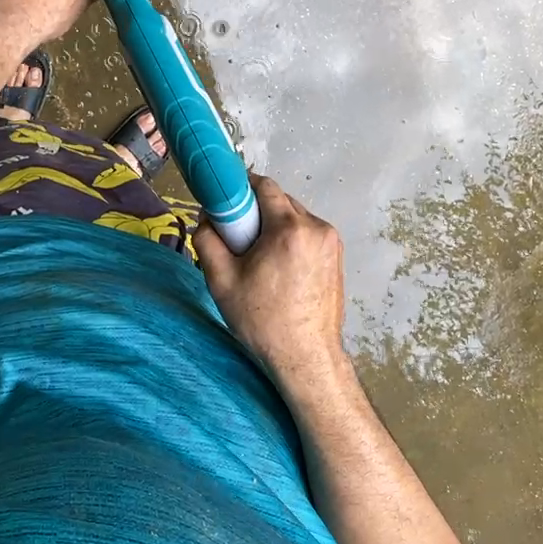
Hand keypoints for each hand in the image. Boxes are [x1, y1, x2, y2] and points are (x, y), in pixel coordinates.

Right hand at [194, 175, 347, 384]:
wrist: (306, 357)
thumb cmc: (262, 321)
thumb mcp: (221, 280)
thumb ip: (207, 240)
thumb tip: (206, 219)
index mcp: (289, 229)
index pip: (265, 186)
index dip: (241, 187)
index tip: (226, 203)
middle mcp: (317, 228)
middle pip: (280, 201)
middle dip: (256, 211)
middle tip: (238, 238)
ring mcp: (332, 243)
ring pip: (295, 218)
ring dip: (274, 227)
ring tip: (259, 259)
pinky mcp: (337, 258)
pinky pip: (307, 235)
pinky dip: (290, 241)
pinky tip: (278, 269)